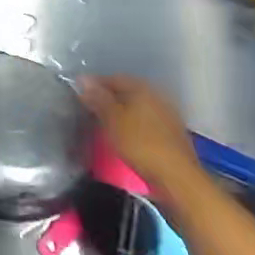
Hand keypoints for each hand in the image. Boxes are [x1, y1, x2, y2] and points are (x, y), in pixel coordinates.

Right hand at [78, 74, 202, 193]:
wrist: (176, 176)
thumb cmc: (140, 144)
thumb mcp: (113, 120)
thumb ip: (98, 99)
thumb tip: (84, 79)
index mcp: (143, 88)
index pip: (114, 78)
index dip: (95, 84)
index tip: (79, 95)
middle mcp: (158, 96)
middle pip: (128, 92)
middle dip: (108, 99)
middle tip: (89, 110)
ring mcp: (167, 114)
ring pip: (138, 108)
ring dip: (121, 113)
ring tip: (104, 125)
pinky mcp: (172, 133)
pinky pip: (146, 122)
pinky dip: (133, 125)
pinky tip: (125, 137)